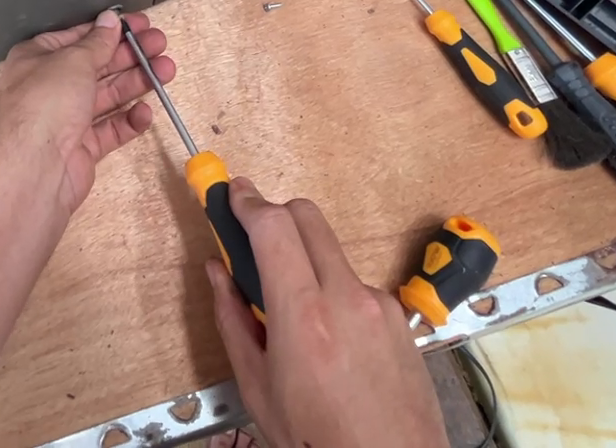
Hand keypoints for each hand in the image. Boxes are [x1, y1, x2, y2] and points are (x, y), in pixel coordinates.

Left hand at [0, 9, 174, 214]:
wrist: (33, 169)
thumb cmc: (45, 103)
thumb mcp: (73, 60)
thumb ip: (97, 42)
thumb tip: (109, 19)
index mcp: (38, 58)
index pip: (79, 38)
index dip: (110, 30)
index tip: (140, 24)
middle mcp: (50, 86)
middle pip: (96, 65)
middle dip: (129, 54)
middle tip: (160, 44)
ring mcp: (66, 119)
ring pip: (107, 96)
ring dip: (136, 82)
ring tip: (166, 70)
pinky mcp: (81, 148)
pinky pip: (110, 129)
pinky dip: (129, 121)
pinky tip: (145, 112)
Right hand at [206, 181, 447, 447]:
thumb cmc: (314, 439)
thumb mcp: (257, 387)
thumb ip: (232, 318)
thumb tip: (216, 268)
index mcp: (303, 316)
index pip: (273, 227)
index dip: (248, 201)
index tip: (232, 193)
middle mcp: (346, 298)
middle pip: (306, 216)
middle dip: (275, 213)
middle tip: (255, 237)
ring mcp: (379, 304)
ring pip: (331, 249)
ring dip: (305, 255)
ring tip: (295, 306)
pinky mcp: (399, 316)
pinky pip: (356, 282)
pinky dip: (333, 288)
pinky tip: (332, 335)